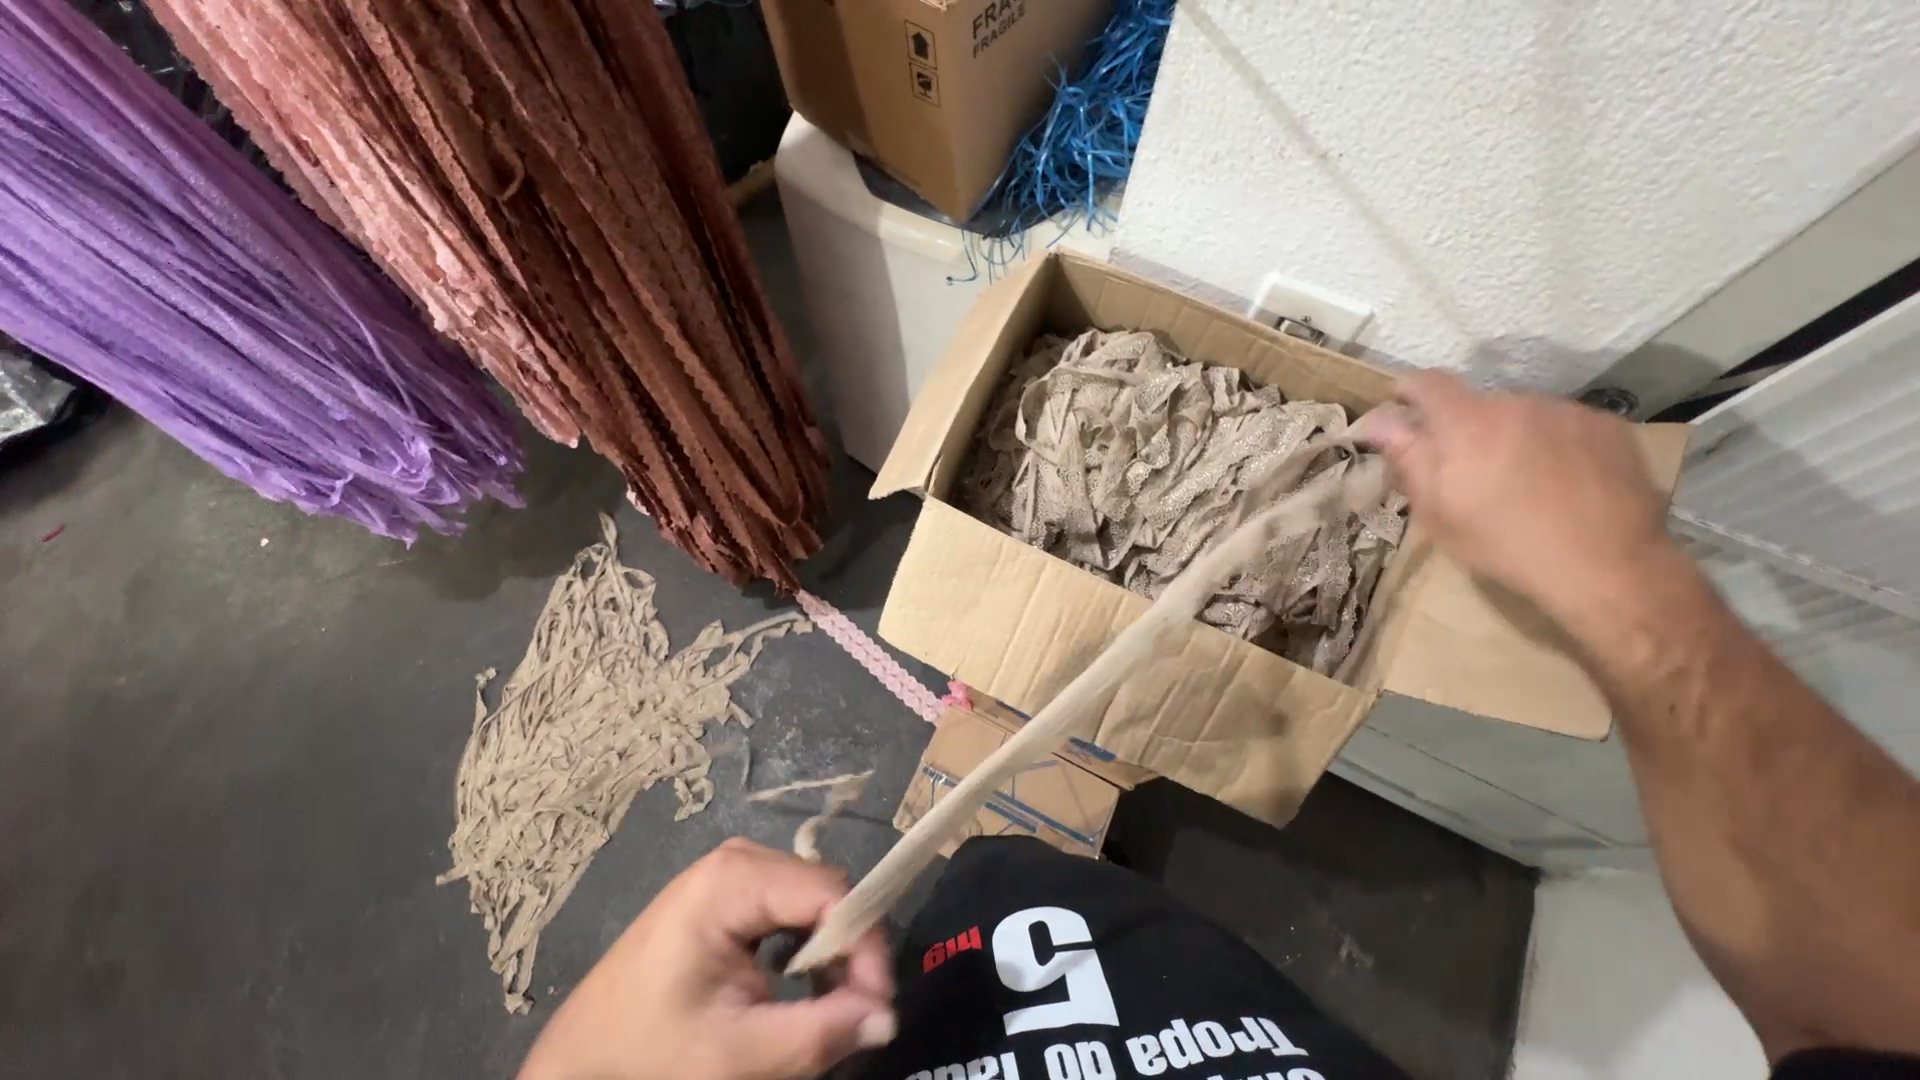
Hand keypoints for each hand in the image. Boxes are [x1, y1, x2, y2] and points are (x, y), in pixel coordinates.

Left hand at [518, 838, 894, 1079]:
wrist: (576, 1066)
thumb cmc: (648, 1058)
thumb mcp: (739, 1055)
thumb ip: (822, 1033)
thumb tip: (889, 1018)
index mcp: (733, 880)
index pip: (832, 893)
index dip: (866, 946)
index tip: (878, 1008)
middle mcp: (738, 858)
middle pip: (826, 891)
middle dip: (851, 951)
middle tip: (858, 1015)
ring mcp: (731, 872)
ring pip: (814, 900)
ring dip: (833, 954)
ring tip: (832, 1009)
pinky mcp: (728, 893)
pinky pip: (791, 909)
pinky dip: (808, 949)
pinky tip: (802, 989)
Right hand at [1357, 371, 1680, 622]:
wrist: (1605, 564)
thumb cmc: (1503, 543)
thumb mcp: (1437, 511)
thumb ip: (1407, 458)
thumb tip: (1376, 422)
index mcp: (1467, 423)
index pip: (1427, 384)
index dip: (1407, 390)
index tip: (1398, 405)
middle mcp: (1516, 403)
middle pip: (1477, 405)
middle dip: (1465, 430)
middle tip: (1468, 471)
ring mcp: (1567, 412)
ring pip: (1523, 416)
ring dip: (1512, 437)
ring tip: (1521, 480)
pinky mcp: (1608, 426)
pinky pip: (1565, 426)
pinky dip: (1554, 445)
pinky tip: (1562, 481)